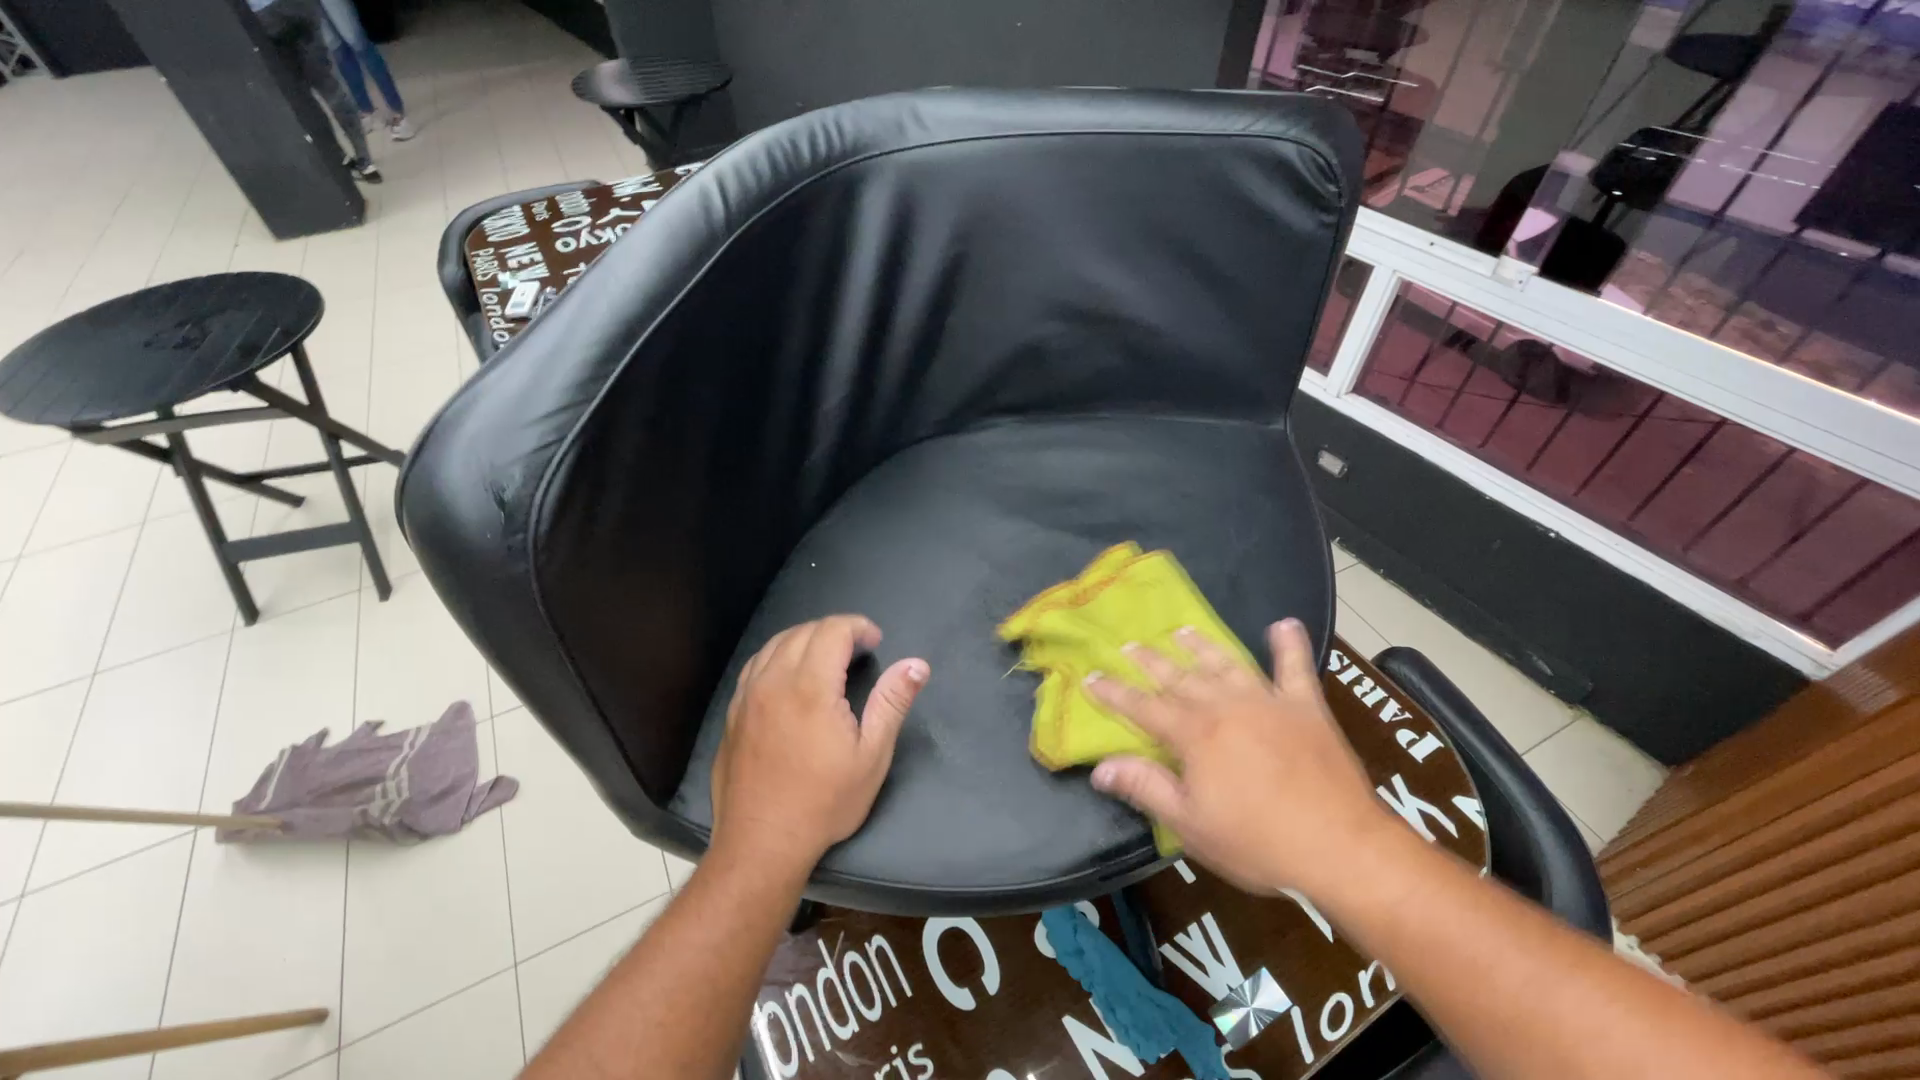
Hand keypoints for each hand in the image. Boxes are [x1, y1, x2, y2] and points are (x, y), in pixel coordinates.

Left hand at [710, 616, 928, 865]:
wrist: (761, 842)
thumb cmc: (824, 802)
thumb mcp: (871, 756)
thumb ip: (892, 703)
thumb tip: (916, 664)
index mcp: (810, 686)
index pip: (832, 631)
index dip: (858, 627)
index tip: (875, 642)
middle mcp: (773, 681)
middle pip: (803, 631)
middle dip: (834, 631)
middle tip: (857, 650)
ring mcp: (746, 697)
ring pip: (774, 645)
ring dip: (804, 640)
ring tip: (826, 658)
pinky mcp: (732, 714)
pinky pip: (755, 667)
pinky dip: (777, 657)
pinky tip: (789, 678)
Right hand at [1085, 618, 1397, 894]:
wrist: (1340, 846)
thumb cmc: (1257, 842)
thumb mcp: (1190, 824)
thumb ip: (1145, 788)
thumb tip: (1100, 767)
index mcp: (1195, 734)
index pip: (1143, 707)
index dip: (1114, 693)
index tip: (1091, 676)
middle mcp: (1227, 706)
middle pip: (1181, 678)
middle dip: (1151, 662)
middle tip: (1130, 645)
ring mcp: (1269, 702)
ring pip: (1226, 664)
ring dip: (1202, 647)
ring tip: (1182, 631)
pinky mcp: (1307, 709)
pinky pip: (1296, 669)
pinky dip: (1289, 645)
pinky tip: (1284, 624)